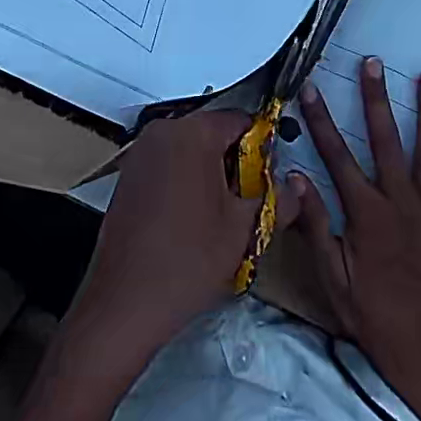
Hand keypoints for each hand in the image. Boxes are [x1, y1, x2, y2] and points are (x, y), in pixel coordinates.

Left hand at [16, 110, 260, 420]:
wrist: (126, 300)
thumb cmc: (187, 259)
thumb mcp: (244, 228)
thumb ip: (277, 199)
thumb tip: (294, 189)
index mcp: (192, 133)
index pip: (240, 120)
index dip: (262, 146)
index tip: (270, 175)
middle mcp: (162, 132)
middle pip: (212, 133)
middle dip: (236, 162)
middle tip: (248, 200)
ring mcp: (140, 152)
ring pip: (189, 149)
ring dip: (210, 173)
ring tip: (221, 215)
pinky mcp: (127, 175)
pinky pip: (167, 164)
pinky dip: (185, 180)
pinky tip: (192, 219)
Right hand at [293, 55, 420, 420]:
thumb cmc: (370, 312)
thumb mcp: (331, 276)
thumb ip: (314, 225)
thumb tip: (297, 179)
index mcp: (366, 215)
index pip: (337, 156)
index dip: (322, 120)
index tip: (311, 89)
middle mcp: (401, 204)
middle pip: (386, 141)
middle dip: (376, 99)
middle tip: (372, 63)